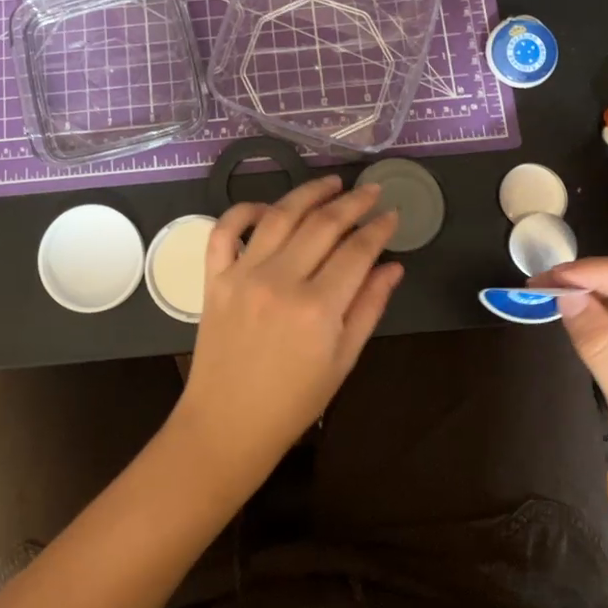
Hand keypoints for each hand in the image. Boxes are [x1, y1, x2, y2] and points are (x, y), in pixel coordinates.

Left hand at [175, 175, 403, 471]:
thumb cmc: (294, 401)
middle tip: (372, 190)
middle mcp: (280, 281)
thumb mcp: (343, 360)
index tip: (393, 214)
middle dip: (353, 202)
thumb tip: (393, 265)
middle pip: (322, 224)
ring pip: (279, 216)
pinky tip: (269, 206)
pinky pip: (225, 230)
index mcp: (318, 308)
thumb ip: (369, 307)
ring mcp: (242, 275)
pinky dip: (245, 210)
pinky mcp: (214, 278)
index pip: (357, 251)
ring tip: (332, 183)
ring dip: (308, 193)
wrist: (228, 423)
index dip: (379, 228)